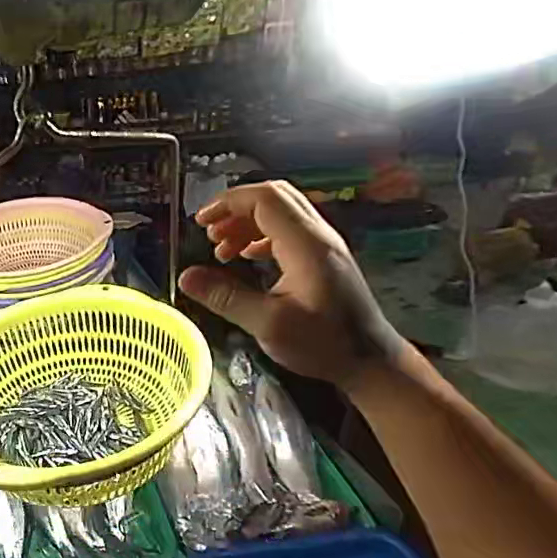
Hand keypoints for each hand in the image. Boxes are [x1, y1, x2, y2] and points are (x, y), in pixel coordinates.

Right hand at [178, 181, 407, 387]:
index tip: (201, 222)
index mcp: (306, 244)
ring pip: (282, 213)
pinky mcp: (326, 258)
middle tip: (209, 231)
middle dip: (236, 208)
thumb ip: (226, 297)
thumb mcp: (269, 324)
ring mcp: (325, 245)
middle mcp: (318, 235)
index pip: (264, 199)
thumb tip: (186, 277)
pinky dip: (263, 235)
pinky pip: (291, 230)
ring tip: (222, 249)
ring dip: (248, 223)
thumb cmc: (324, 344)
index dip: (228, 202)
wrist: (371, 360)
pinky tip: (247, 256)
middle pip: (274, 197)